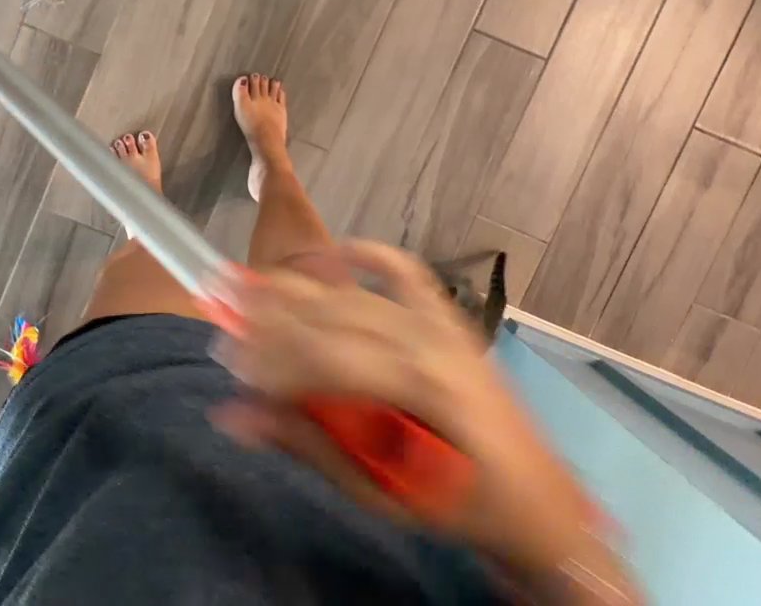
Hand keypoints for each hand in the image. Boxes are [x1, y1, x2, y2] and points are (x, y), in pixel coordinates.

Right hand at [212, 241, 607, 581]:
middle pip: (330, 315)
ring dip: (298, 288)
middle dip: (271, 316)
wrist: (536, 501)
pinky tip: (331, 255)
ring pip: (353, 293)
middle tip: (224, 314)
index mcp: (416, 392)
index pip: (323, 357)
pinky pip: (403, 270)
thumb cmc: (454, 506)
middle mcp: (428, 343)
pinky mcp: (449, 318)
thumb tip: (234, 416)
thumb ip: (306, 442)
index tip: (229, 360)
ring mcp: (441, 325)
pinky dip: (365, 255)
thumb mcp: (377, 490)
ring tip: (252, 286)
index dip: (269, 355)